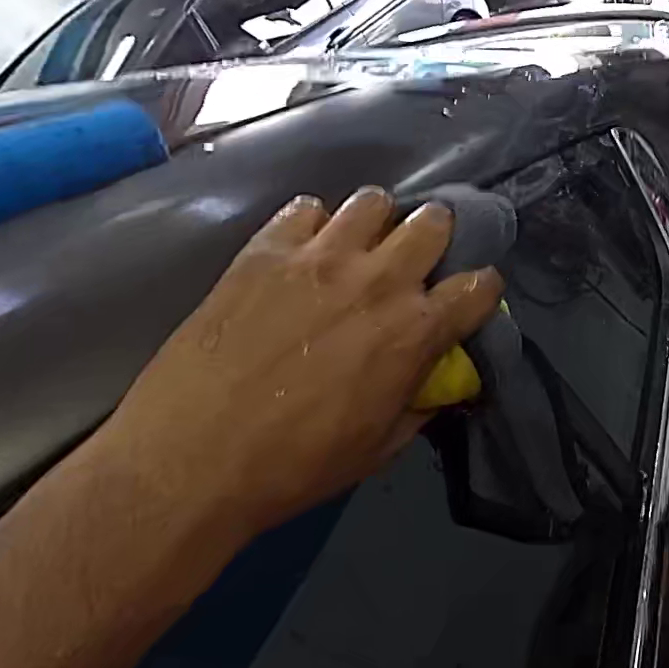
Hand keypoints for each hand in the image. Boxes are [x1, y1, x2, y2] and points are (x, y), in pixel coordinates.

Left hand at [94, 187, 503, 542]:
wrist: (185, 466)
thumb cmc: (296, 465)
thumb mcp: (382, 445)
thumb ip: (424, 402)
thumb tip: (442, 381)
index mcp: (416, 329)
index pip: (482, 284)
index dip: (482, 291)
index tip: (469, 300)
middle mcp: (381, 281)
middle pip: (435, 221)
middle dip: (436, 236)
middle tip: (416, 259)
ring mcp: (321, 259)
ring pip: (373, 201)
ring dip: (376, 222)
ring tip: (359, 246)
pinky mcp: (266, 253)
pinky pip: (305, 209)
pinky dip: (312, 225)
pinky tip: (302, 252)